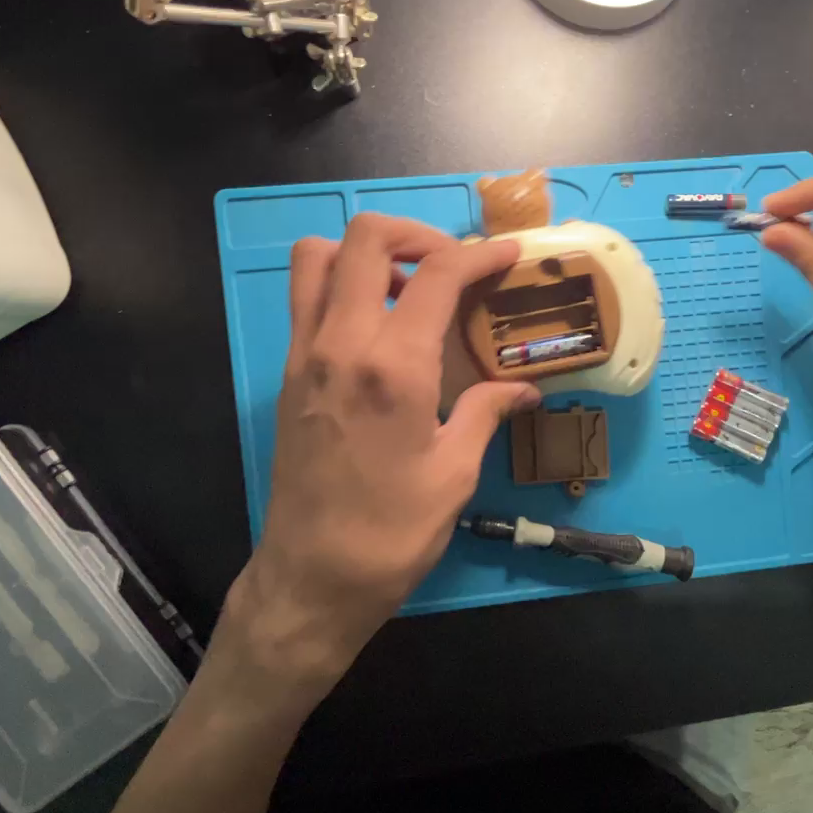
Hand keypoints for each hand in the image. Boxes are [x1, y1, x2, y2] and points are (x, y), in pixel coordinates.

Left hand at [212, 215, 539, 713]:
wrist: (312, 578)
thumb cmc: (392, 532)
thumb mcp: (453, 474)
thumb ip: (487, 413)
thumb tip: (525, 389)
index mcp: (393, 367)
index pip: (437, 274)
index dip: (479, 254)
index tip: (508, 255)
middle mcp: (341, 344)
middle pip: (367, 239)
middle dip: (417, 233)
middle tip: (452, 265)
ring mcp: (304, 354)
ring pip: (318, 256)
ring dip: (365, 253)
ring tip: (406, 287)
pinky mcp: (287, 374)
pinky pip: (306, 298)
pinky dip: (340, 285)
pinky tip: (378, 327)